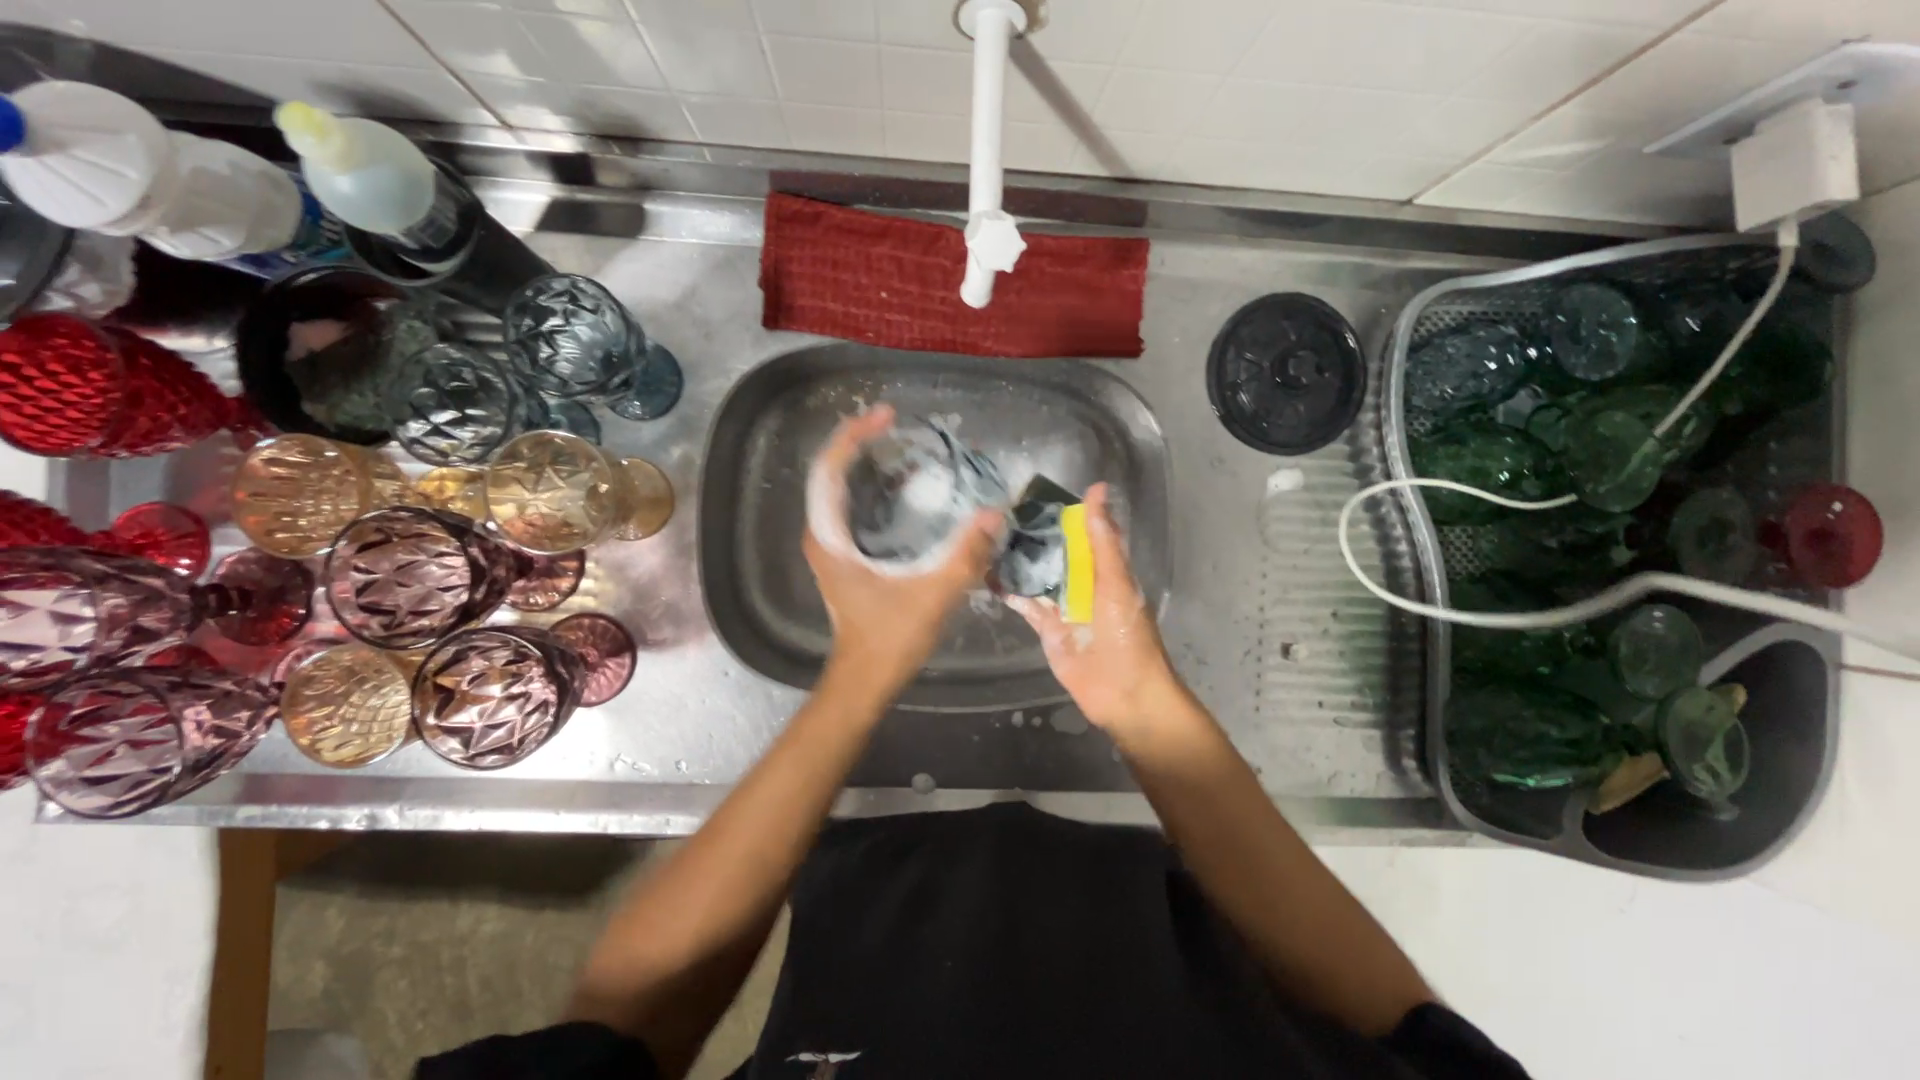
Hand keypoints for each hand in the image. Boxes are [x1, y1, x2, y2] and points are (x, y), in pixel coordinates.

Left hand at [804, 405, 1002, 700]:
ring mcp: (832, 546)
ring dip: (870, 464)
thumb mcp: (932, 595)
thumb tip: (993, 512)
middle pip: (835, 472)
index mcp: (829, 537)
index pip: (831, 469)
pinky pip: (855, 507)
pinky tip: (907, 487)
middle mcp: (822, 535)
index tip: (886, 416)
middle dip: (864, 442)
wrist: (865, 680)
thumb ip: (963, 555)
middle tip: (898, 425)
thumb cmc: (889, 640)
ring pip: (843, 490)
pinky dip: (876, 488)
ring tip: (905, 446)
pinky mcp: (846, 557)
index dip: (855, 435)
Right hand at [1008, 483, 1188, 736]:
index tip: (1036, 493)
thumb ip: (1103, 540)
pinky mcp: (1048, 630)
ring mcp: (1065, 608)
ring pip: (1040, 578)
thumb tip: (1097, 491)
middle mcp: (1086, 585)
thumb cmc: (1128, 634)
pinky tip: (988, 575)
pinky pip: (1028, 606)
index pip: (1086, 533)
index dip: (1066, 514)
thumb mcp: (1116, 582)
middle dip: (1036, 537)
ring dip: (1020, 561)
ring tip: (988, 537)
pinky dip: (1011, 592)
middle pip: (1058, 554)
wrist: (1124, 693)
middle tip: (999, 513)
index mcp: (1108, 569)